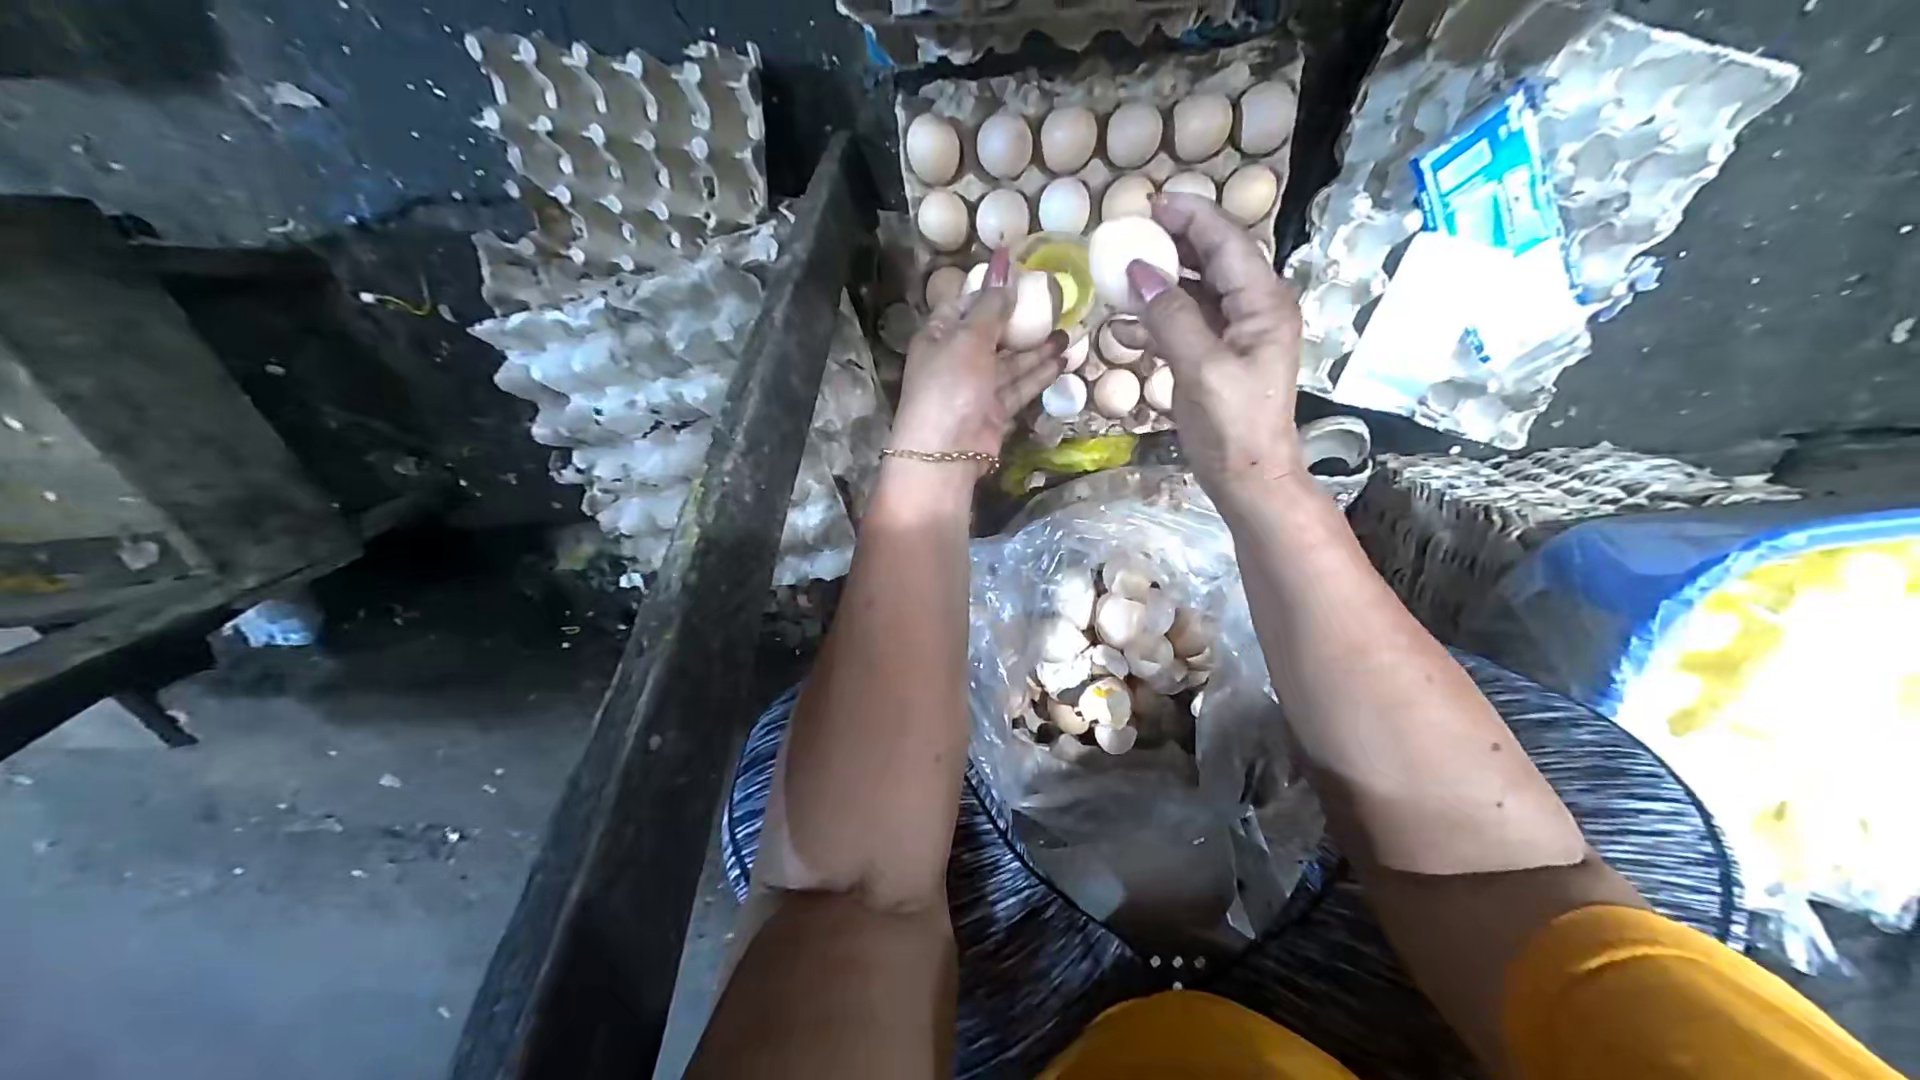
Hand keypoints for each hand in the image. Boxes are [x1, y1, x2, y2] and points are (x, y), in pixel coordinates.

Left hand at [891, 250, 1066, 462]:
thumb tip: (1004, 266)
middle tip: (1055, 306)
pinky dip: (1038, 374)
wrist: (945, 452)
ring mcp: (975, 388)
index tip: (1021, 278)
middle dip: (1022, 322)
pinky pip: (1018, 387)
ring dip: (1037, 349)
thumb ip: (992, 306)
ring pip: (1010, 363)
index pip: (964, 305)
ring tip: (1069, 333)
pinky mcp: (993, 412)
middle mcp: (955, 360)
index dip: (991, 292)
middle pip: (991, 334)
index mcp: (938, 336)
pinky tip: (1062, 361)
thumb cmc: (951, 384)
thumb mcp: (970, 337)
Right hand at [1123, 193, 1304, 491]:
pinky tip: (1122, 329)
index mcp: (1262, 303)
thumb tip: (1138, 272)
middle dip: (1170, 247)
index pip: (1226, 243)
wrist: (1247, 477)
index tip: (1150, 205)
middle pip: (1210, 261)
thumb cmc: (1234, 426)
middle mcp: (1250, 310)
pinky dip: (1153, 323)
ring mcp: (1231, 335)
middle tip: (1127, 237)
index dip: (1191, 217)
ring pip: (1191, 294)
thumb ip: (1171, 317)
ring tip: (1117, 280)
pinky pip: (1181, 327)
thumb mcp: (1202, 369)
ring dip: (1156, 286)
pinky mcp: (1212, 358)